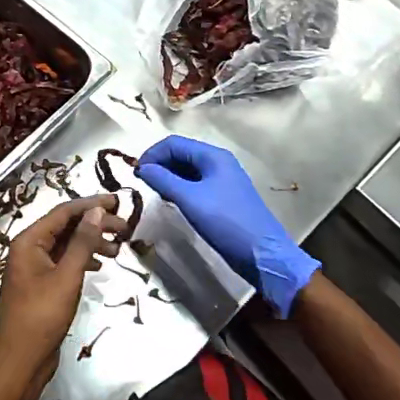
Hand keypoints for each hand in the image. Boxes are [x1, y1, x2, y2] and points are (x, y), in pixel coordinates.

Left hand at [0, 195, 127, 399]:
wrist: (19, 361)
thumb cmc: (41, 317)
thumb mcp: (67, 277)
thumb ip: (82, 242)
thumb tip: (97, 211)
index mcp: (28, 240)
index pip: (63, 212)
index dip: (91, 205)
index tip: (118, 202)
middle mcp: (27, 249)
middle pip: (64, 227)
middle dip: (93, 224)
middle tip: (125, 230)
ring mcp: (32, 268)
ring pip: (64, 245)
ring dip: (89, 243)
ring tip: (117, 250)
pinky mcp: (40, 286)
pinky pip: (62, 263)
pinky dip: (81, 260)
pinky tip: (98, 266)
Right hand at [135, 135, 318, 317]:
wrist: (263, 256)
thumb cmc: (226, 223)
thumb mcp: (189, 200)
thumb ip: (163, 180)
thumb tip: (141, 168)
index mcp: (213, 156)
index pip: (173, 143)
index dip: (152, 154)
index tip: (136, 173)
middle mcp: (218, 162)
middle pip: (180, 153)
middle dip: (159, 164)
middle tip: (142, 182)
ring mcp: (222, 179)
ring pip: (187, 169)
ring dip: (167, 176)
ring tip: (154, 191)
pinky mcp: (223, 196)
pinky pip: (195, 182)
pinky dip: (179, 187)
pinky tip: (171, 199)